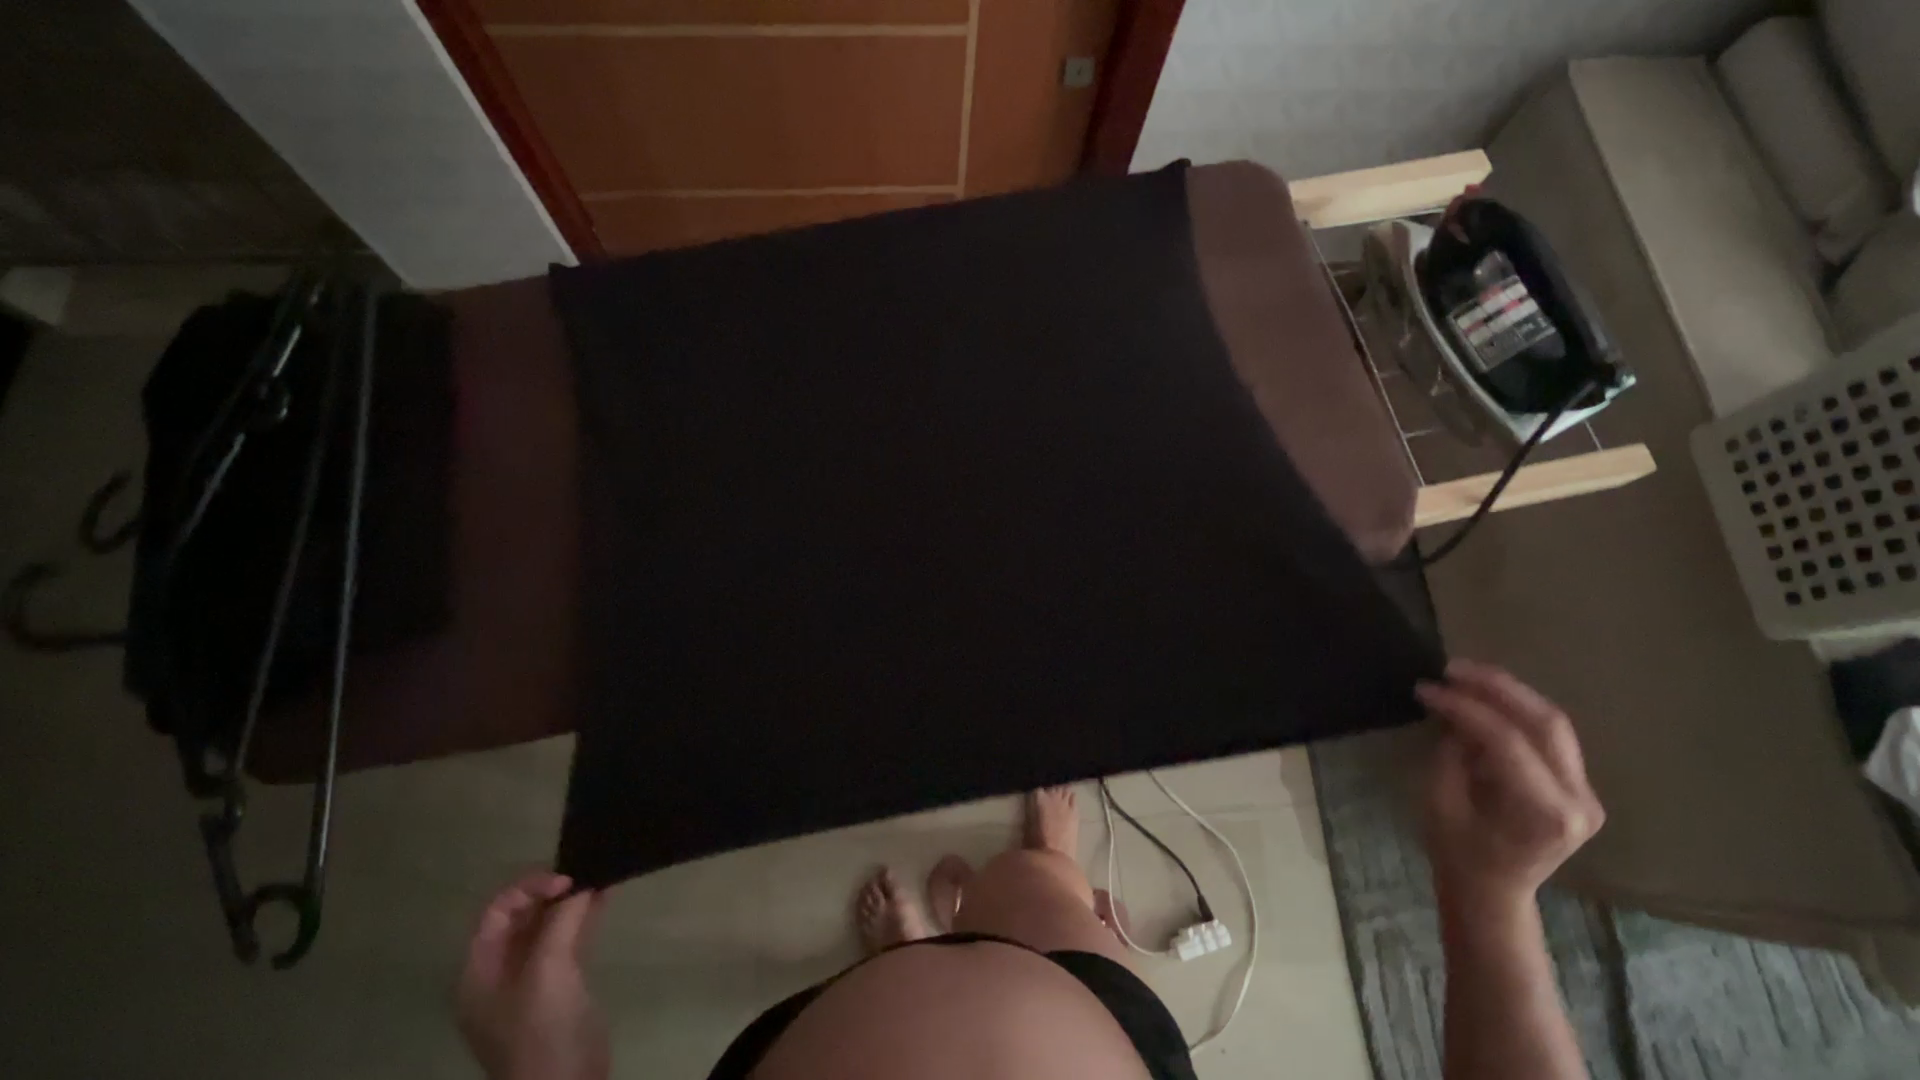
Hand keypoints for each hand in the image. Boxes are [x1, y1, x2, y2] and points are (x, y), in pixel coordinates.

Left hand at [457, 872, 609, 1079]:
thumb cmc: (542, 1031)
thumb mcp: (548, 972)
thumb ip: (561, 923)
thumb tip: (581, 885)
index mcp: (479, 973)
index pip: (497, 913)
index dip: (528, 888)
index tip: (566, 880)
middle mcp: (499, 975)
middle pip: (519, 919)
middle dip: (549, 893)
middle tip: (584, 873)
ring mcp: (530, 984)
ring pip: (546, 930)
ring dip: (569, 903)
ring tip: (598, 877)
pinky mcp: (559, 991)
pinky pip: (566, 945)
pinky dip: (582, 922)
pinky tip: (603, 900)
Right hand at [1418, 660, 1604, 915]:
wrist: (1492, 891)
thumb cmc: (1458, 854)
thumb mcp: (1441, 802)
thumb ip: (1453, 753)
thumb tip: (1455, 711)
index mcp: (1546, 814)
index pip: (1508, 742)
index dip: (1465, 707)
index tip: (1428, 688)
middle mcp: (1579, 800)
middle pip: (1546, 724)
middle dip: (1497, 687)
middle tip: (1452, 668)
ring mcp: (1586, 793)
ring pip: (1554, 724)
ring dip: (1508, 693)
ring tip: (1465, 675)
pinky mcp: (1579, 785)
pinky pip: (1550, 737)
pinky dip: (1516, 712)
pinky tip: (1485, 699)